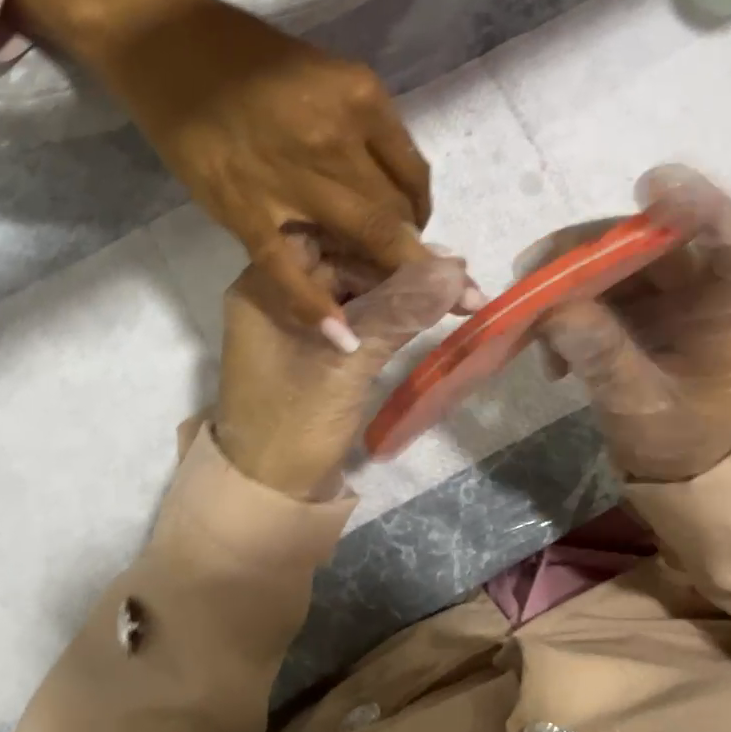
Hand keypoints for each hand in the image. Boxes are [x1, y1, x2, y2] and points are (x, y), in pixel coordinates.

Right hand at [6, 0, 436, 349]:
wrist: (165, 47)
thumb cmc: (245, 52)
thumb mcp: (324, 74)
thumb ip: (359, 125)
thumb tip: (382, 178)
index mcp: (362, 98)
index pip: (412, 172)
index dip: (422, 211)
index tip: (416, 231)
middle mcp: (338, 140)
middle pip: (397, 212)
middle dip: (418, 254)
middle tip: (427, 283)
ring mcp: (293, 179)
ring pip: (364, 239)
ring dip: (390, 276)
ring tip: (405, 306)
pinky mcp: (245, 211)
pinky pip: (289, 268)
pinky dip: (316, 307)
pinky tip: (341, 337)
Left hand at [214, 241, 466, 498]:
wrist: (266, 493)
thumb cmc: (293, 423)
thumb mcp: (347, 364)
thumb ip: (398, 311)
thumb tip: (454, 267)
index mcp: (265, 284)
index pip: (330, 238)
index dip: (384, 239)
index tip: (440, 251)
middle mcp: (277, 292)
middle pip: (348, 262)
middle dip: (406, 270)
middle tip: (465, 280)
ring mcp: (297, 320)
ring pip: (359, 289)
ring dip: (407, 292)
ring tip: (463, 294)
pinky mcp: (315, 345)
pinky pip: (358, 315)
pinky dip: (394, 314)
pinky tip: (433, 310)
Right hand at [530, 166, 730, 482]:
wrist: (682, 464)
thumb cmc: (681, 438)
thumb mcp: (641, 406)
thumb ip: (603, 358)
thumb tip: (555, 309)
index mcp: (726, 309)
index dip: (707, 209)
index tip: (653, 187)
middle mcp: (696, 285)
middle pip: (648, 239)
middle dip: (586, 248)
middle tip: (531, 273)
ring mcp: (661, 288)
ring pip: (607, 253)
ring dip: (560, 277)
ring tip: (526, 320)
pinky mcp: (629, 297)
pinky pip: (585, 279)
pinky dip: (555, 302)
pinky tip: (543, 347)